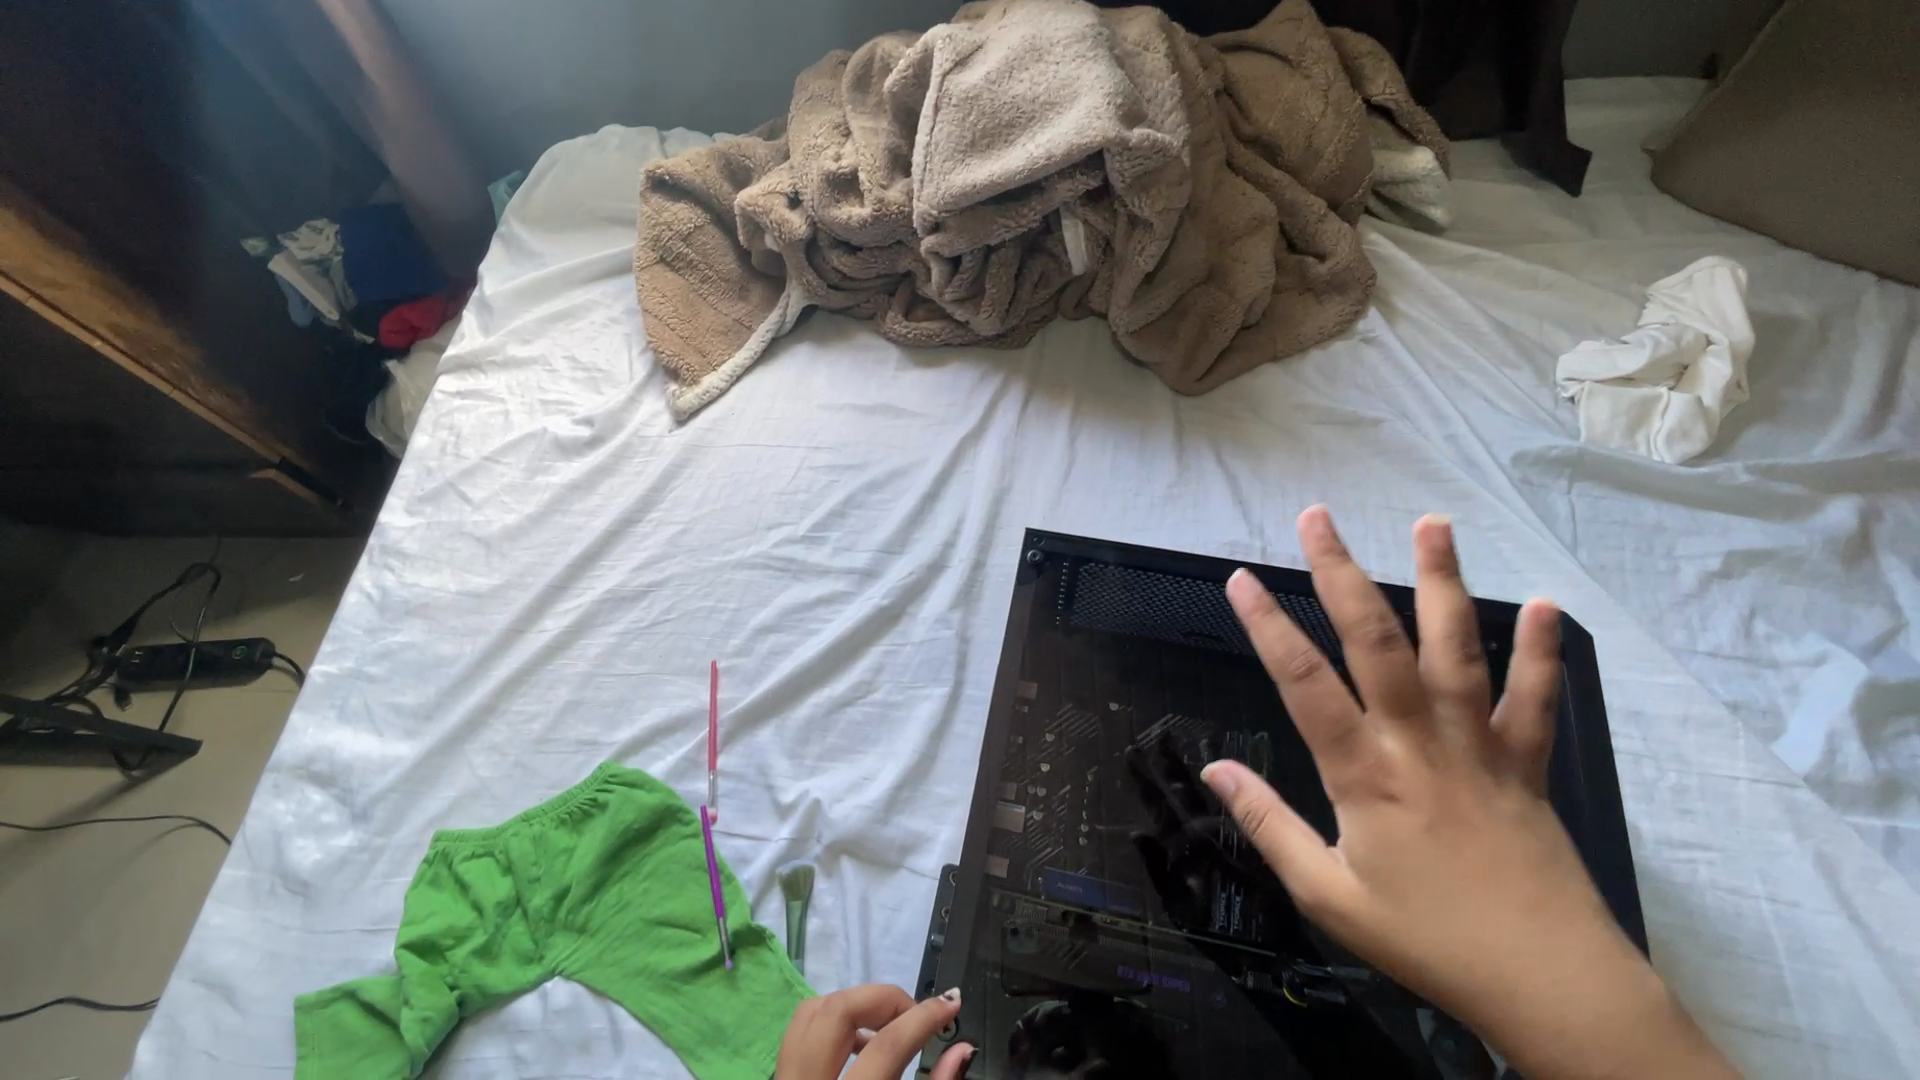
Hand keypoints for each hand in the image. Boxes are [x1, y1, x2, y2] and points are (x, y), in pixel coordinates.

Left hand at [776, 984, 972, 1079]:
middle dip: (882, 1000)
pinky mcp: (779, 1077)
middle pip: (837, 1010)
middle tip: (914, 1015)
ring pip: (811, 1012)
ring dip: (855, 1006)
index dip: (924, 1018)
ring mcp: (785, 1079)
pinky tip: (861, 1048)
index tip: (951, 1004)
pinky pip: (801, 1033)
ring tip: (888, 1027)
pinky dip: (833, 1025)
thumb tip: (962, 1048)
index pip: (886, 1047)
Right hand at [1205, 506, 1737, 1079]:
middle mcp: (1418, 741)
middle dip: (1340, 574)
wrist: (1549, 984)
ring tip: (1431, 524)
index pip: (1303, 682)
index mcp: (1363, 772)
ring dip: (1440, 582)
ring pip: (1455, 650)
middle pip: (1375, 641)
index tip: (1239, 579)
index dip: (1266, 626)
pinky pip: (1534, 700)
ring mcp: (1478, 745)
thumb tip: (1213, 771)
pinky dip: (1538, 652)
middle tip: (1318, 518)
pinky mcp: (1525, 763)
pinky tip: (1540, 604)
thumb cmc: (1426, 939)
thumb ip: (1267, 825)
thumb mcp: (1326, 893)